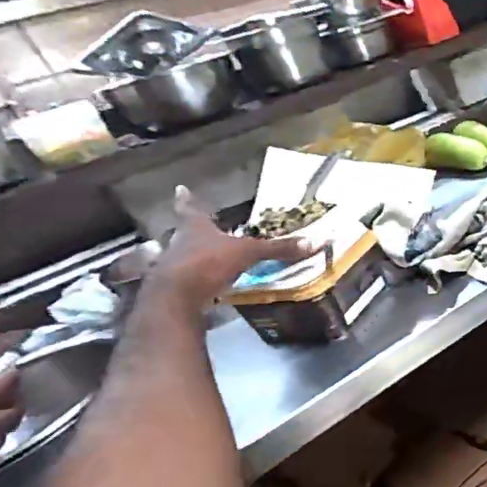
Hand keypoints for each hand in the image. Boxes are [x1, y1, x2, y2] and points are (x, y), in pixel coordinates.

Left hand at [145, 186, 311, 312]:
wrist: (176, 296)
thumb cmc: (208, 263)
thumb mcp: (248, 253)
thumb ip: (277, 249)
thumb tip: (314, 242)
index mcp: (195, 227)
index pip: (190, 208)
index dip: (187, 200)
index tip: (180, 189)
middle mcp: (179, 242)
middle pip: (183, 232)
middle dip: (189, 231)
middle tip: (195, 229)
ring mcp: (172, 266)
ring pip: (179, 256)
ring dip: (187, 257)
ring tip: (196, 258)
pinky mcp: (172, 289)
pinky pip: (184, 281)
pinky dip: (192, 282)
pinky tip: (201, 287)